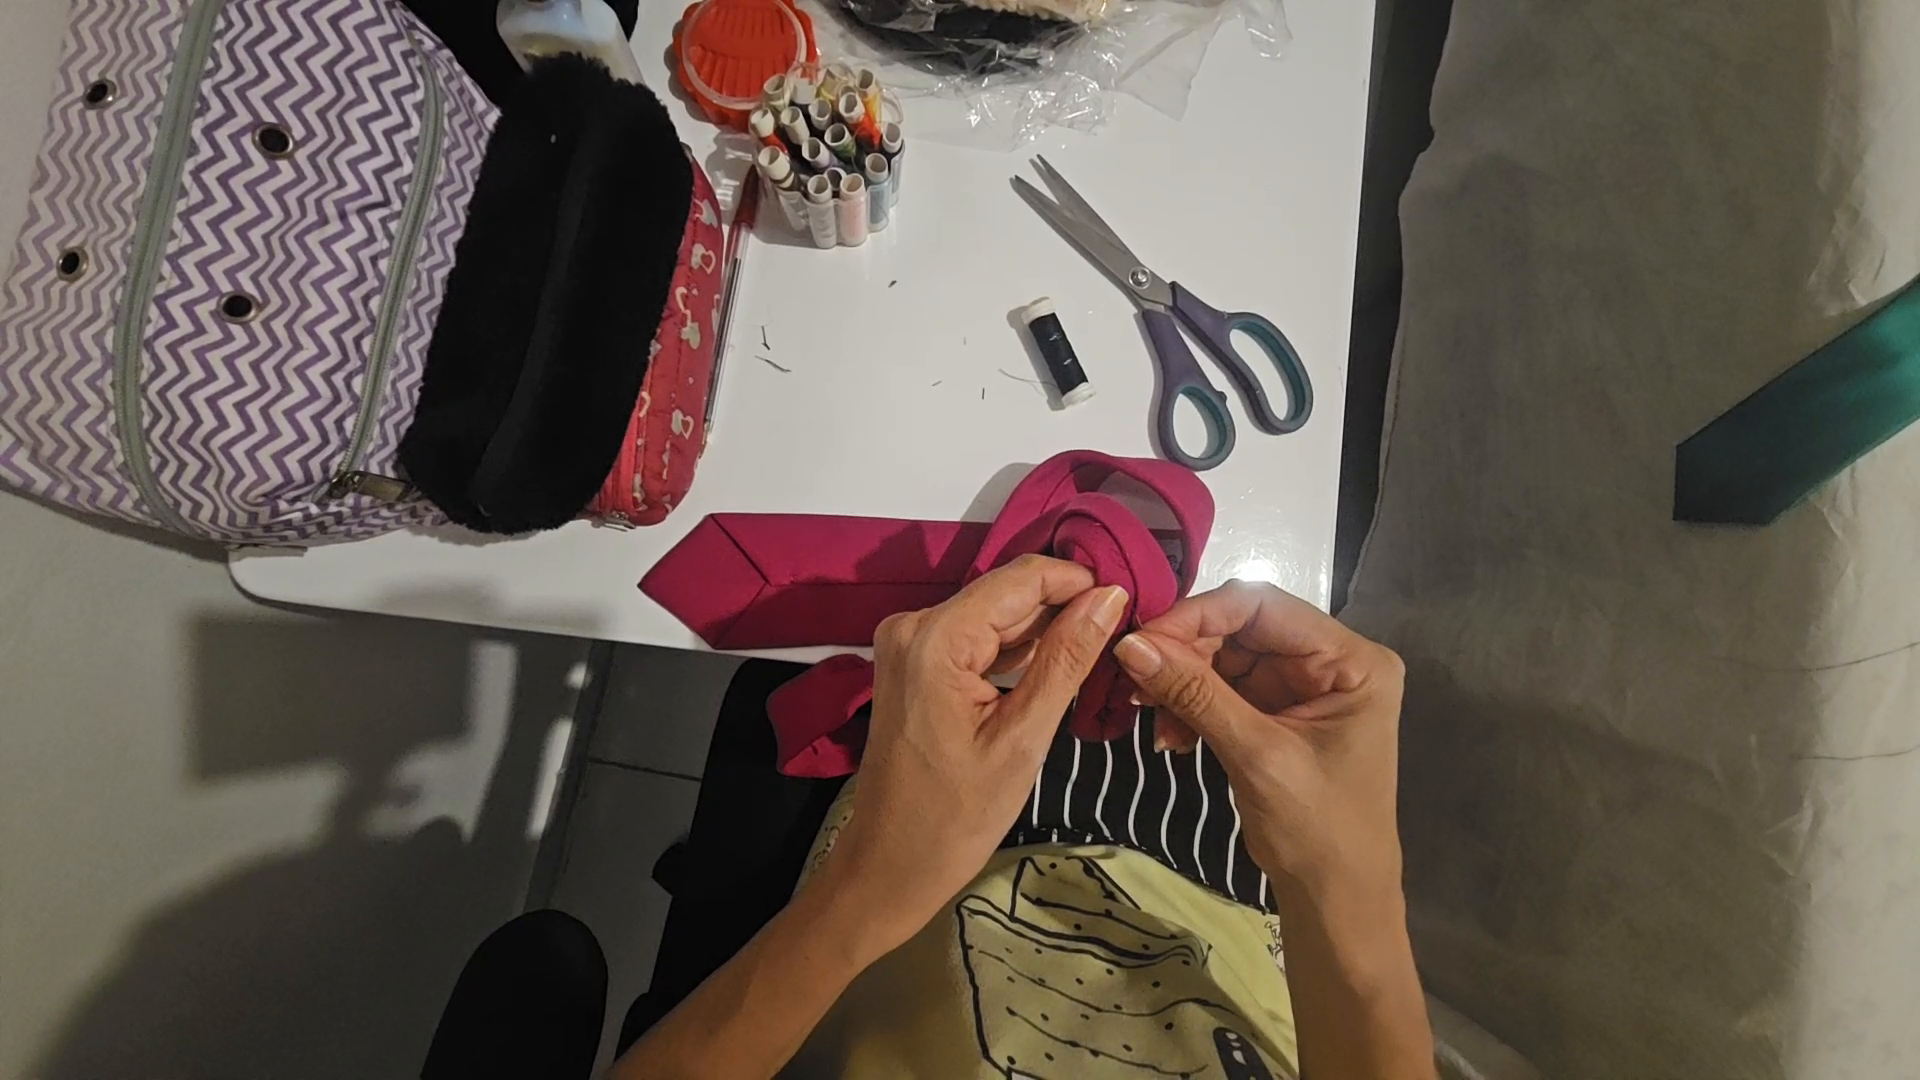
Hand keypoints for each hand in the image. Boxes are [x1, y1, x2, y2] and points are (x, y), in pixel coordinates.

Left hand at [823, 555, 1128, 946]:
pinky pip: (976, 637)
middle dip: (1066, 608)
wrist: (889, 864)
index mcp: (936, 636)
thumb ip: (1066, 658)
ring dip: (1045, 630)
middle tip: (1123, 634)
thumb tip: (1110, 596)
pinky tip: (1056, 665)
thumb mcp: (1023, 737)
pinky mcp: (915, 659)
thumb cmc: (957, 815)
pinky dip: (1016, 650)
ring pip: (995, 615)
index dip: (1080, 582)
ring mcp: (911, 640)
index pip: (1022, 578)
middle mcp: (915, 623)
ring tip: (1099, 652)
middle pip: (1007, 594)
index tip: (1129, 604)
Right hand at [1111, 580, 1404, 894]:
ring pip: (1219, 656)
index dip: (1199, 616)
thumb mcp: (1257, 756)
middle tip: (1135, 680)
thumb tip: (1130, 645)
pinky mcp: (1270, 708)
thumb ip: (1195, 694)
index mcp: (1350, 661)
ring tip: (1146, 711)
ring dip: (1178, 681)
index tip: (1143, 640)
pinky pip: (1216, 687)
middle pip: (1237, 628)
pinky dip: (1186, 704)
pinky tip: (1169, 734)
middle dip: (1183, 653)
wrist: (1334, 900)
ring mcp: (1297, 684)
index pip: (1262, 607)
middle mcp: (1326, 660)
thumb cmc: (1318, 832)